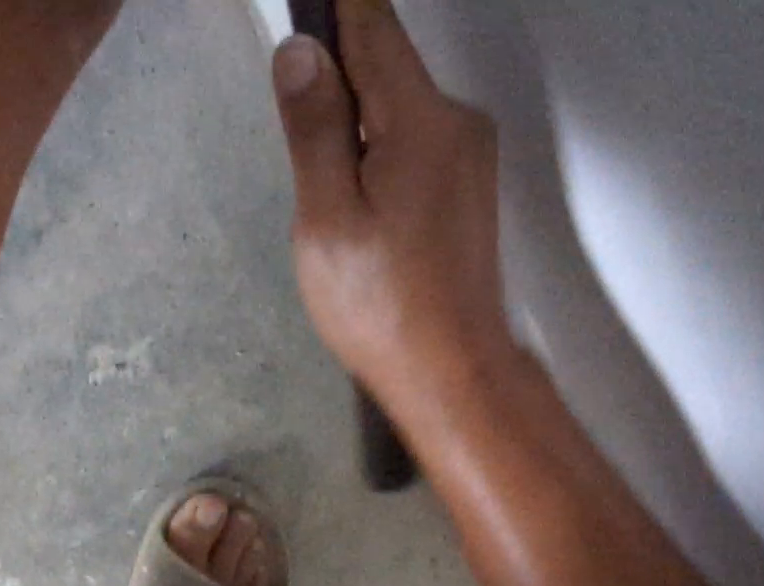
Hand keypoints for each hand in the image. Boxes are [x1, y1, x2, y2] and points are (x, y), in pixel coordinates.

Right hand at [271, 0, 514, 403]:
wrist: (450, 372)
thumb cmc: (378, 302)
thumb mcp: (327, 219)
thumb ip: (315, 131)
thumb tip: (300, 49)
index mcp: (422, 119)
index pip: (371, 26)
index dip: (328, 12)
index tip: (295, 17)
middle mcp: (457, 121)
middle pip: (385, 68)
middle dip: (334, 89)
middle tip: (301, 156)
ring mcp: (468, 157)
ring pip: (396, 112)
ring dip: (353, 133)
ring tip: (329, 205)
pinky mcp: (466, 190)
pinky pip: (412, 146)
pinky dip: (375, 160)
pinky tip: (359, 218)